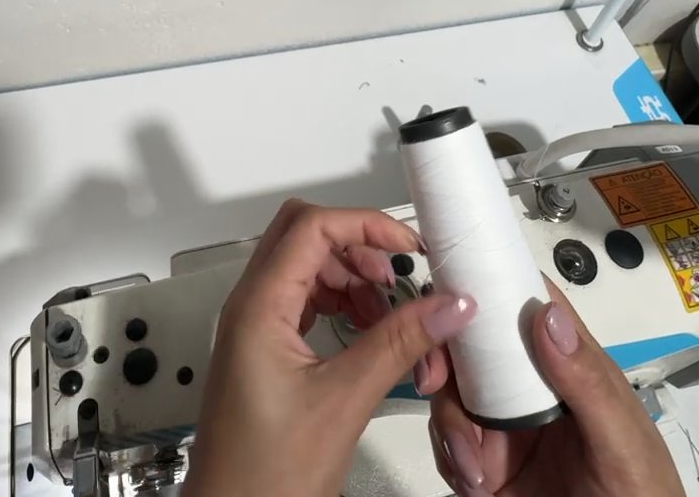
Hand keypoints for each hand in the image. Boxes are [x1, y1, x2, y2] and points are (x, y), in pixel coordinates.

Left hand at [182, 199, 477, 496]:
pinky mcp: (266, 345)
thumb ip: (398, 345)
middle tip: (398, 276)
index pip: (312, 227)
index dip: (364, 225)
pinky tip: (369, 329)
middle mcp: (251, 304)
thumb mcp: (344, 402)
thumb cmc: (265, 477)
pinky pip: (306, 298)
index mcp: (258, 306)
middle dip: (357, 246)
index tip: (407, 247)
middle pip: (305, 235)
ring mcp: (256, 323)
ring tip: (390, 312)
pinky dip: (342, 301)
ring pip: (307, 265)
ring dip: (353, 277)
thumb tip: (446, 305)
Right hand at [423, 281, 684, 496]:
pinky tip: (472, 482)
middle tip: (433, 379)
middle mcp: (528, 384)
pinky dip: (448, 456)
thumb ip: (587, 381)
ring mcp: (505, 422)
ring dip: (448, 422)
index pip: (522, 301)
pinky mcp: (487, 461)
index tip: (450, 298)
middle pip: (470, 343)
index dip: (484, 286)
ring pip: (451, 391)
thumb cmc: (642, 494)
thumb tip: (547, 312)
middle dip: (442, 354)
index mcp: (565, 361)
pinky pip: (447, 440)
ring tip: (472, 469)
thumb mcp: (622, 440)